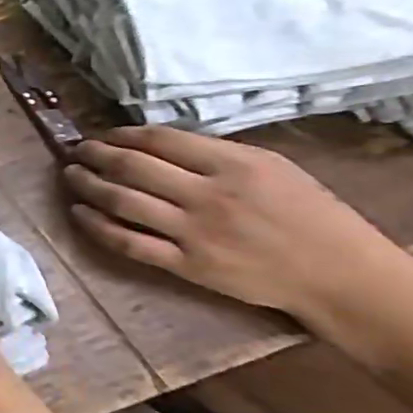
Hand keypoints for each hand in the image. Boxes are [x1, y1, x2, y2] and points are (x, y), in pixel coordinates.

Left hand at [65, 126, 412, 315]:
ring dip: (86, 185)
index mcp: (231, 165)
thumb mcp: (272, 166)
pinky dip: (96, 226)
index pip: (157, 140)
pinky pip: (128, 242)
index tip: (103, 135)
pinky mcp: (187, 266)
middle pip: (130, 167)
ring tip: (70, 175)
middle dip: (93, 155)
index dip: (120, 134)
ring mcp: (194, 233)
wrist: (342, 277)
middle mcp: (208, 195)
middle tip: (76, 151)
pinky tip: (79, 213)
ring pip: (120, 202)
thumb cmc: (311, 214)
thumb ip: (213, 152)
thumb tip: (155, 142)